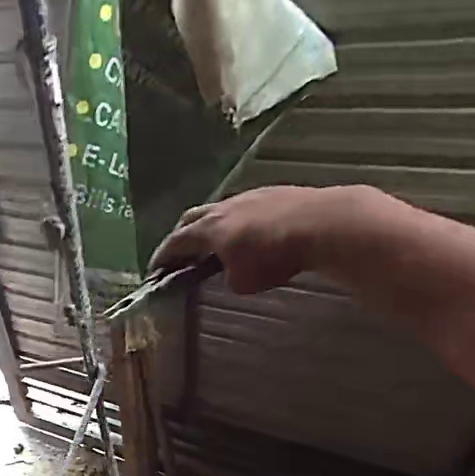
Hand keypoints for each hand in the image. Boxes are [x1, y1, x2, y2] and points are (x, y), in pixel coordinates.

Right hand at [151, 185, 369, 293]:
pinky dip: (239, 222)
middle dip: (182, 236)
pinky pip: (245, 208)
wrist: (320, 223)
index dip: (162, 257)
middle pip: (192, 218)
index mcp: (208, 229)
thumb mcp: (243, 282)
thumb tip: (231, 271)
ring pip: (219, 210)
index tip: (154, 269)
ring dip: (212, 226)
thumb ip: (228, 276)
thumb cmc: (274, 257)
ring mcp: (249, 196)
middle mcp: (223, 207)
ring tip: (217, 243)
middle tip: (180, 252)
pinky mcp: (273, 193)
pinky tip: (250, 233)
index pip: (175, 242)